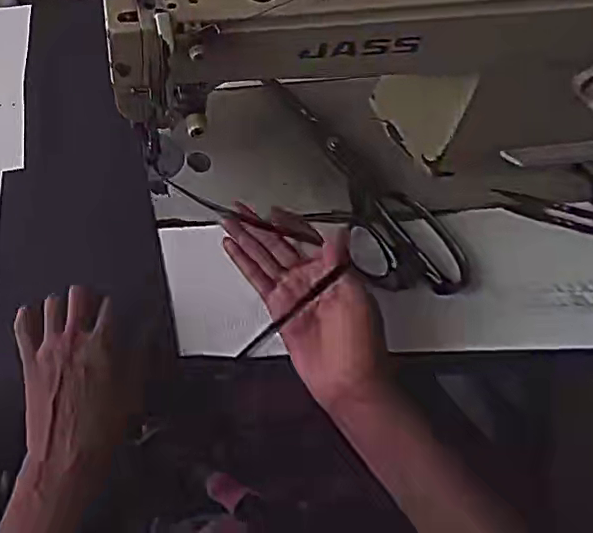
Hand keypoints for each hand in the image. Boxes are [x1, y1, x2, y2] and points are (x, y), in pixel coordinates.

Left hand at [11, 286, 137, 505]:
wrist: (65, 460)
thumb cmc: (97, 435)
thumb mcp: (130, 396)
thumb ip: (138, 360)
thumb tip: (144, 340)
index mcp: (101, 346)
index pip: (108, 306)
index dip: (111, 306)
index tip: (111, 310)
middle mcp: (73, 341)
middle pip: (78, 294)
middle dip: (86, 296)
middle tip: (88, 304)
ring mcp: (49, 348)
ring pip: (51, 304)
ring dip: (60, 305)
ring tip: (65, 311)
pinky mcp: (29, 361)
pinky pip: (23, 326)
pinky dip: (26, 316)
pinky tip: (31, 316)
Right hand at [222, 206, 386, 408]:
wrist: (349, 382)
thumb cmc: (362, 344)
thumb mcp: (356, 295)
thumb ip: (340, 261)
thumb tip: (337, 232)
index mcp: (329, 270)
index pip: (304, 237)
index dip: (288, 221)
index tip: (273, 210)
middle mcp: (309, 278)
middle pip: (278, 243)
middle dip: (258, 225)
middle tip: (242, 209)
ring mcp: (292, 292)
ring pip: (263, 257)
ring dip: (246, 238)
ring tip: (230, 222)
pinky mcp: (279, 307)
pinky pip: (257, 278)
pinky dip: (242, 262)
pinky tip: (233, 249)